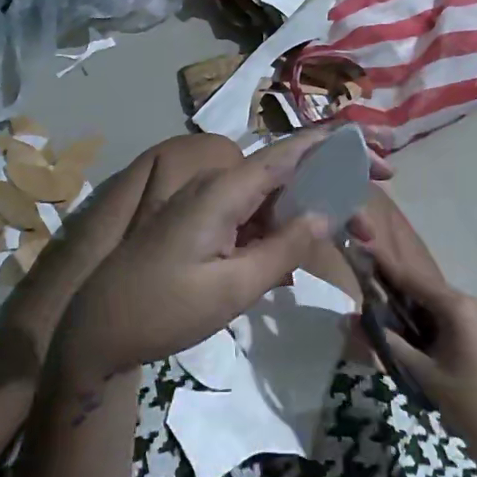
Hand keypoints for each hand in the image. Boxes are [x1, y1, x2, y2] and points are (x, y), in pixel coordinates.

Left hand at [54, 130, 340, 380]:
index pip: (286, 153)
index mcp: (222, 191)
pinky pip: (249, 217)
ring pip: (268, 197)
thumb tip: (326, 214)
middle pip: (283, 173)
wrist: (99, 328)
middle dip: (329, 190)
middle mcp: (214, 186)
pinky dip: (276, 233)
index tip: (377, 156)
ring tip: (343, 241)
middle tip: (367, 225)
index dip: (334, 148)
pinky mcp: (199, 223)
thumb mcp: (233, 289)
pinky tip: (294, 260)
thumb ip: (283, 249)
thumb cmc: (163, 310)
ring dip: (304, 215)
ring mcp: (204, 204)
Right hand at [362, 230, 476, 470]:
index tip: (360, 246)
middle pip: (424, 289)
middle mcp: (472, 304)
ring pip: (436, 305)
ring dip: (410, 309)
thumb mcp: (423, 374)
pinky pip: (450, 319)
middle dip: (394, 289)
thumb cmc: (469, 405)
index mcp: (457, 307)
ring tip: (380, 313)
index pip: (411, 277)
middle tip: (364, 287)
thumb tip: (350, 320)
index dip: (383, 263)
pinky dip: (428, 322)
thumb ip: (387, 343)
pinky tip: (410, 335)